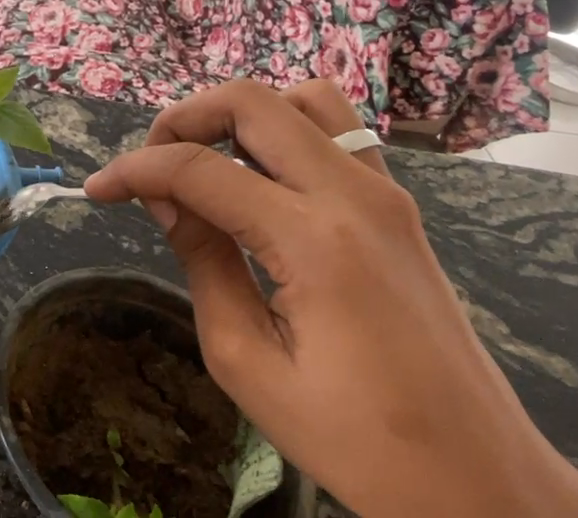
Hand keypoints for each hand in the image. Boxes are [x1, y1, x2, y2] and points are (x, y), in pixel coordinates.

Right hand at [84, 80, 577, 517]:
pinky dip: (284, 130)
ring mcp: (385, 192)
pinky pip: (337, 129)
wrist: (480, 480)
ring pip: (302, 98)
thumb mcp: (247, 361)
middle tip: (151, 168)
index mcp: (312, 240)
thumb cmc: (355, 439)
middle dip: (182, 119)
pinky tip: (259, 177)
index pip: (199, 168)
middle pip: (251, 102)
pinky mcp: (398, 205)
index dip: (134, 170)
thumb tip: (165, 200)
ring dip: (239, 115)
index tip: (97, 190)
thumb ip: (203, 261)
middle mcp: (354, 194)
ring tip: (206, 163)